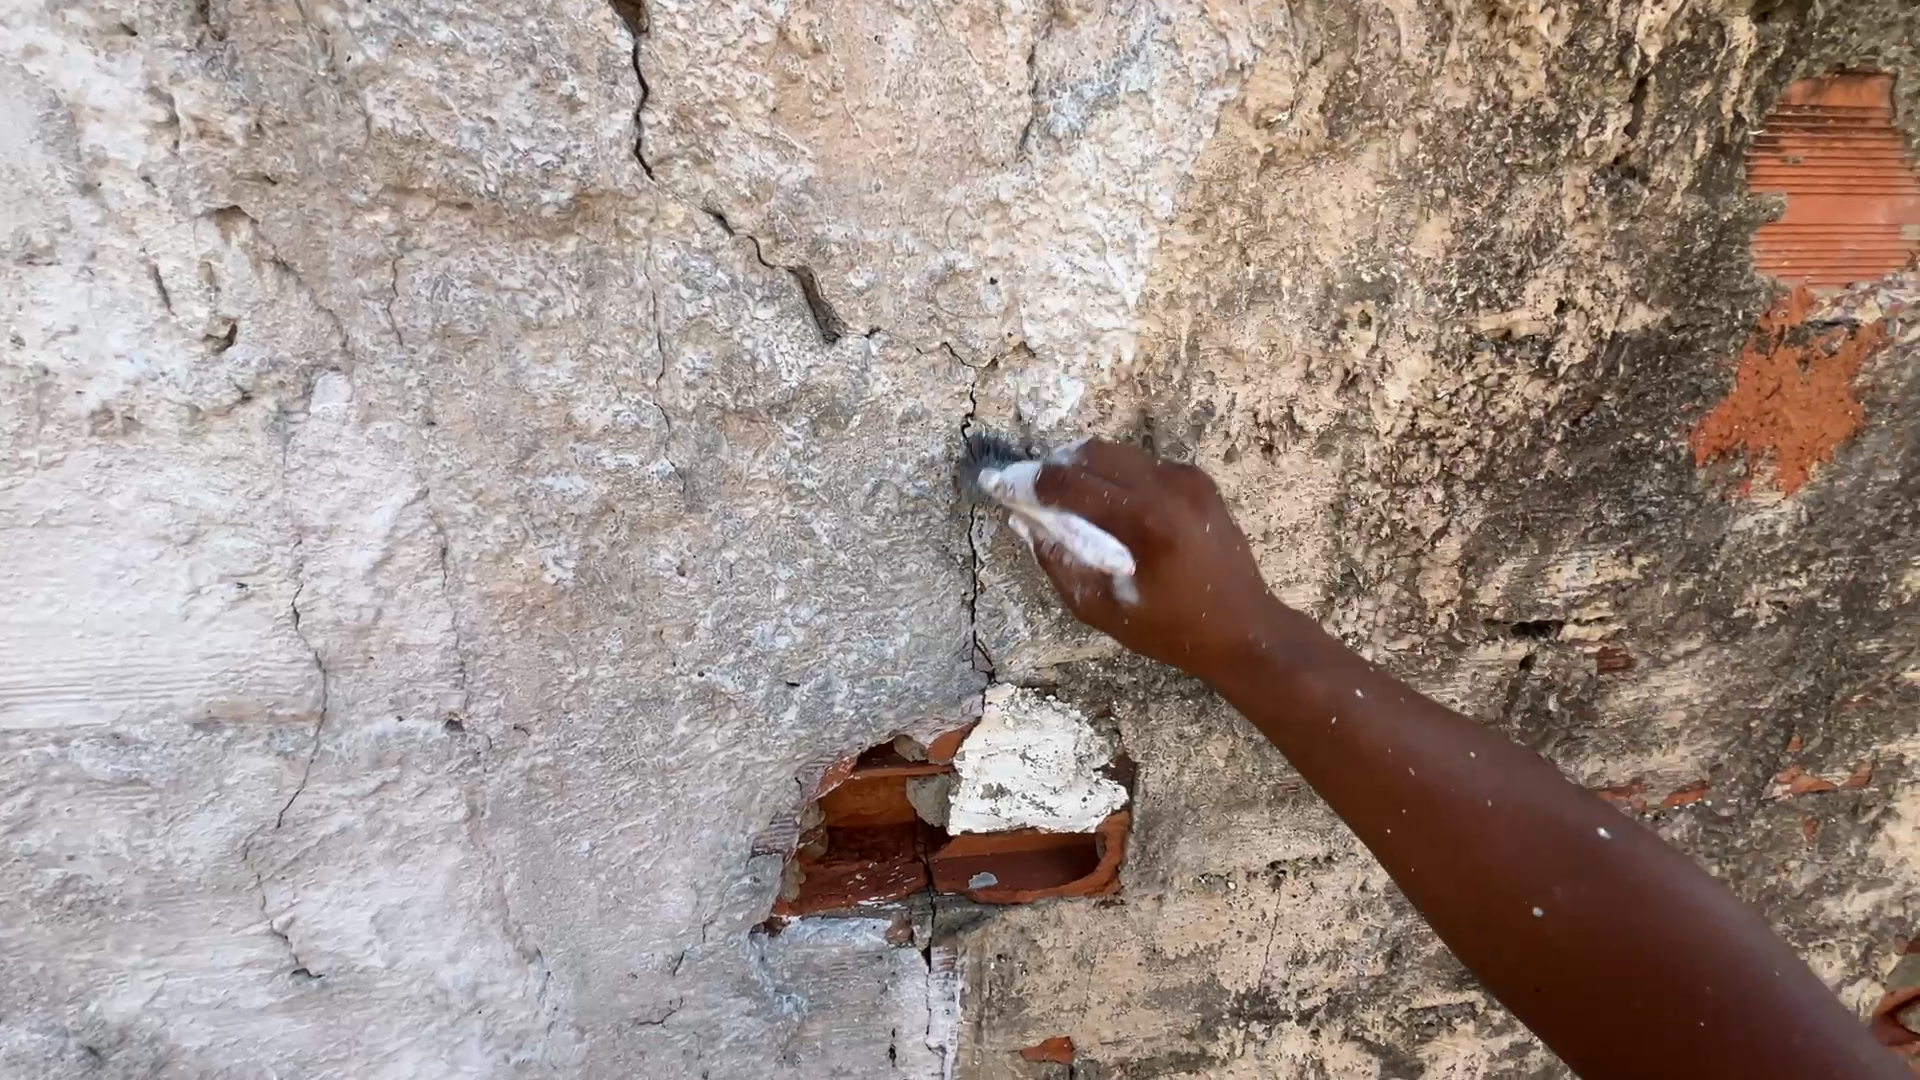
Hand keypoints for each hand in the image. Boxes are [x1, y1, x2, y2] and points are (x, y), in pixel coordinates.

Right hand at [1013, 439, 1280, 682]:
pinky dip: (1113, 475)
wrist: (1245, 629)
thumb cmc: (1170, 630)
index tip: (998, 483)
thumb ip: (1058, 562)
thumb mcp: (1101, 609)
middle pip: (1091, 454)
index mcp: (1146, 522)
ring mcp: (1188, 478)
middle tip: (1027, 490)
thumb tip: (1024, 522)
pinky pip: (1140, 463)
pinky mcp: (1198, 479)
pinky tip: (1104, 503)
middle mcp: (1169, 487)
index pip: (1071, 484)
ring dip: (1082, 469)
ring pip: (1116, 454)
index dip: (1027, 481)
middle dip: (1052, 468)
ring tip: (1061, 497)